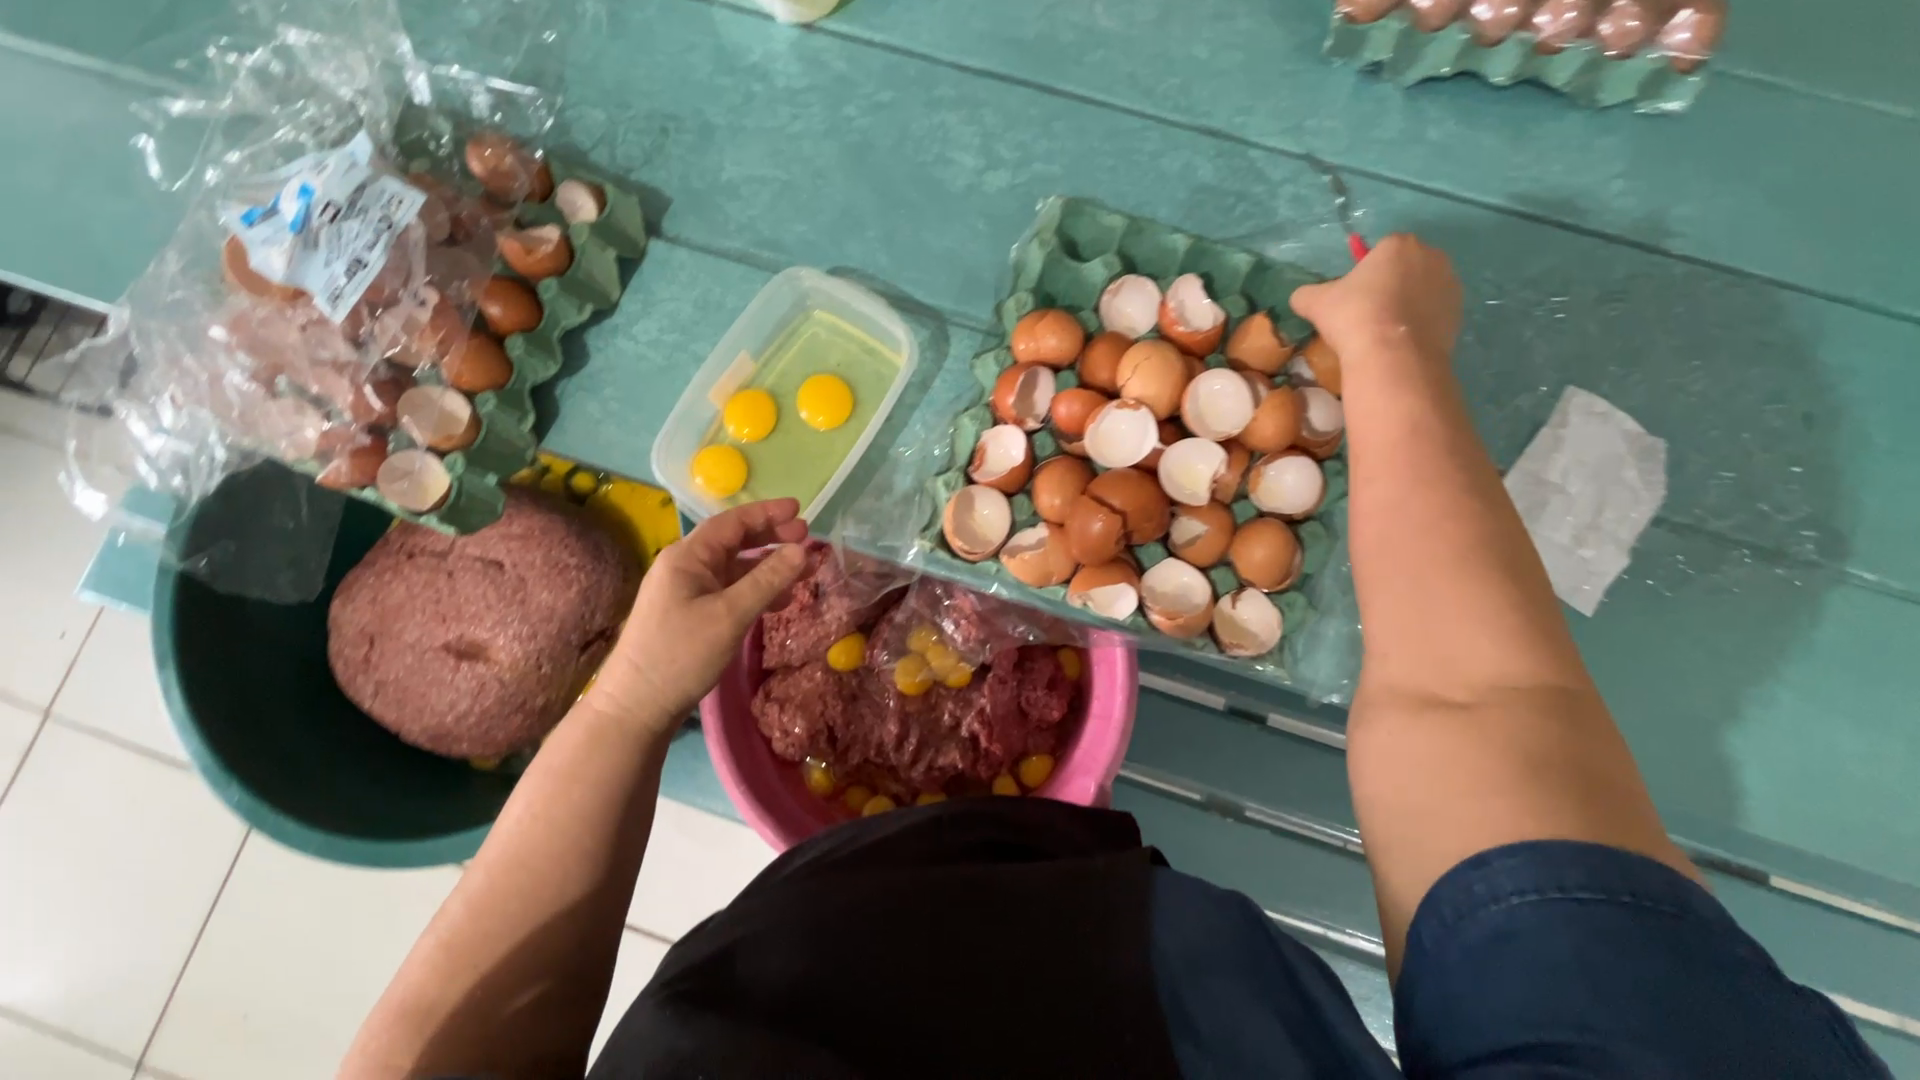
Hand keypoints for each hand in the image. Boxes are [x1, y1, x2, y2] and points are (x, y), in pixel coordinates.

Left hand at [588, 499, 810, 731]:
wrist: (637, 705)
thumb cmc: (681, 655)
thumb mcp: (729, 615)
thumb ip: (767, 580)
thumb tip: (802, 550)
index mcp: (687, 557)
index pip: (731, 523)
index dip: (766, 514)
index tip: (799, 509)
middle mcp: (685, 567)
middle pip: (734, 542)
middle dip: (771, 537)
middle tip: (807, 537)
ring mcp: (686, 591)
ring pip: (734, 569)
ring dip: (768, 567)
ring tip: (803, 570)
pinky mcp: (691, 615)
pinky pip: (729, 591)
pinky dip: (756, 591)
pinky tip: (779, 601)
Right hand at [1289, 233, 1462, 373]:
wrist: (1393, 356)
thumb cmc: (1353, 317)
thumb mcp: (1314, 303)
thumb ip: (1306, 294)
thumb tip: (1302, 298)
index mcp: (1398, 244)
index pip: (1379, 251)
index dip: (1364, 273)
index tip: (1352, 296)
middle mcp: (1431, 255)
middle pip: (1405, 267)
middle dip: (1390, 284)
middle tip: (1367, 313)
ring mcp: (1450, 284)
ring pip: (1421, 290)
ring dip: (1407, 304)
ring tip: (1385, 332)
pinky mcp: (1459, 313)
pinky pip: (1434, 313)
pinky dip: (1420, 323)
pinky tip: (1401, 343)